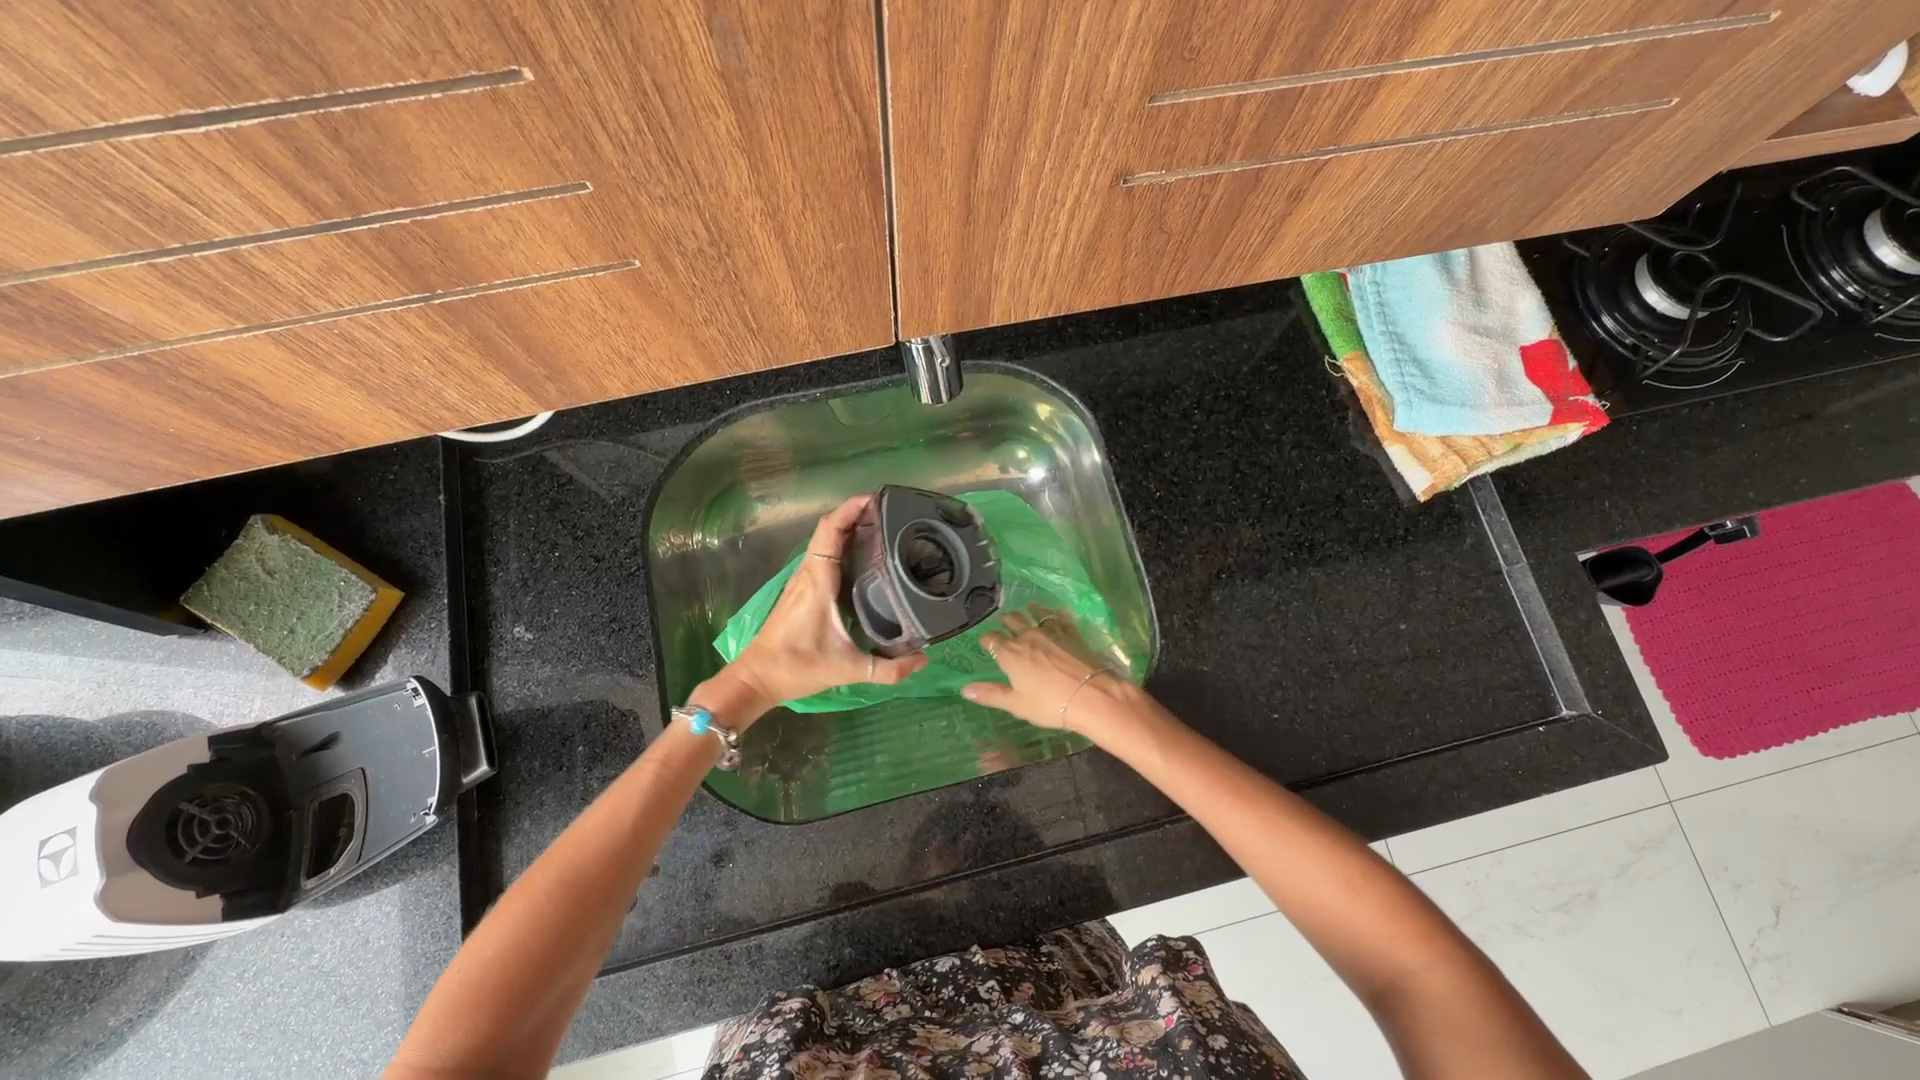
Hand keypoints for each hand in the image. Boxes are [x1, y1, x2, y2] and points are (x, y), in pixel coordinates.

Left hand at [727, 495, 926, 707]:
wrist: (757, 678)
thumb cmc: (796, 667)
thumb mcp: (848, 669)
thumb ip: (888, 669)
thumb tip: (922, 660)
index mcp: (818, 579)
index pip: (831, 529)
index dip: (851, 508)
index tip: (878, 500)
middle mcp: (809, 573)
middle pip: (831, 530)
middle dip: (858, 516)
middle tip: (892, 515)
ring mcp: (803, 581)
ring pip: (826, 543)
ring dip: (849, 531)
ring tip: (884, 532)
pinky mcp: (802, 592)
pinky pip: (823, 559)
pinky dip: (842, 550)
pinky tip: (864, 563)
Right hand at [962, 607, 1137, 732]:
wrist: (1091, 696)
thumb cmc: (1049, 704)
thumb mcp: (1016, 704)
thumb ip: (991, 694)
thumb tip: (965, 689)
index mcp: (1010, 654)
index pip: (992, 640)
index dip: (986, 640)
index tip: (984, 641)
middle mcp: (1028, 637)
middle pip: (1013, 621)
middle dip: (1005, 620)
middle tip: (1003, 621)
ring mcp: (1051, 632)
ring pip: (1036, 614)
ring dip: (1029, 610)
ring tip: (1028, 607)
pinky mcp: (1072, 633)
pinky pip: (1061, 618)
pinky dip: (1056, 614)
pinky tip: (1058, 612)